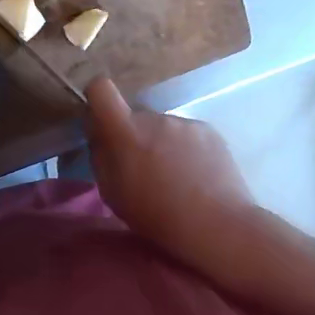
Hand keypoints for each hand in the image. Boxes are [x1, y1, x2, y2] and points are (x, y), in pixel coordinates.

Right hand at [85, 77, 255, 258]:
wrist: (215, 224)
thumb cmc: (156, 215)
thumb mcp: (112, 193)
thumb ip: (101, 157)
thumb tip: (100, 136)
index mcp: (126, 132)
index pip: (101, 90)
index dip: (98, 100)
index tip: (102, 121)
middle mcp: (155, 118)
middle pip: (136, 118)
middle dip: (135, 137)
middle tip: (145, 171)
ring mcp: (185, 123)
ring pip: (164, 128)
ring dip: (163, 145)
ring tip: (176, 179)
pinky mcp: (209, 131)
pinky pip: (188, 135)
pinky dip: (187, 150)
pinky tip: (197, 177)